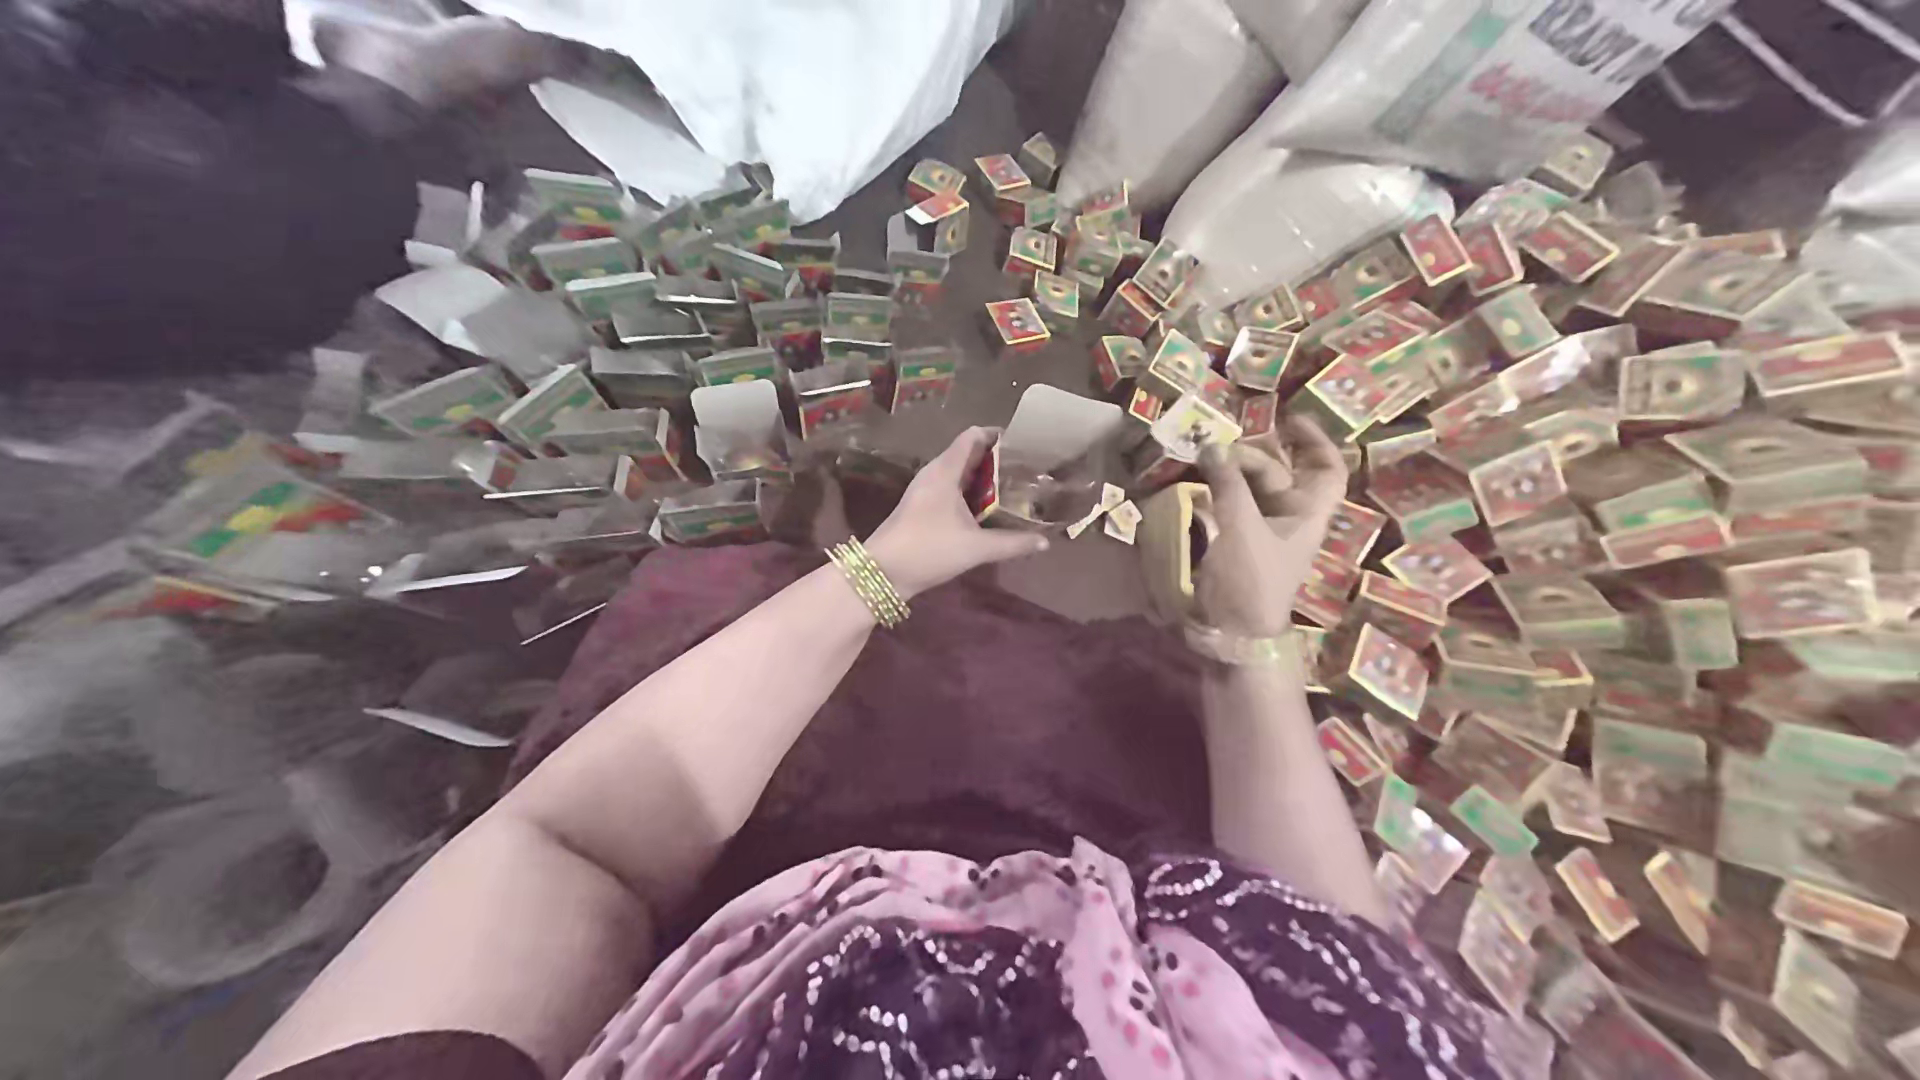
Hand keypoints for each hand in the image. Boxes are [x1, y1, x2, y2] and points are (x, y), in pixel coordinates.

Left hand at [863, 428, 1050, 599]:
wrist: (882, 573)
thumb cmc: (928, 550)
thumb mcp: (976, 548)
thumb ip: (1013, 543)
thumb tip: (1045, 542)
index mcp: (945, 470)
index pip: (973, 436)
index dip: (998, 435)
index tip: (1025, 445)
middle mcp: (934, 474)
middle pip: (968, 453)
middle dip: (997, 459)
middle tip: (1027, 469)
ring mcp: (925, 491)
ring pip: (960, 474)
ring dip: (984, 478)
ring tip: (1014, 488)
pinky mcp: (921, 508)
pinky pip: (951, 489)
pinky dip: (971, 493)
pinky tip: (988, 510)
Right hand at [1193, 416, 1349, 636]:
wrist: (1232, 628)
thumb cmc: (1252, 579)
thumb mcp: (1244, 529)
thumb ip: (1228, 485)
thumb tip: (1211, 446)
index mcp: (1306, 514)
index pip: (1325, 470)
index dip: (1315, 441)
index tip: (1290, 418)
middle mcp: (1287, 516)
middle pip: (1276, 471)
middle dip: (1251, 453)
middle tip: (1219, 444)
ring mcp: (1258, 526)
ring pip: (1247, 485)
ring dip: (1228, 468)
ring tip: (1203, 454)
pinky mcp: (1232, 536)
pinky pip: (1227, 501)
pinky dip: (1214, 487)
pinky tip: (1197, 477)